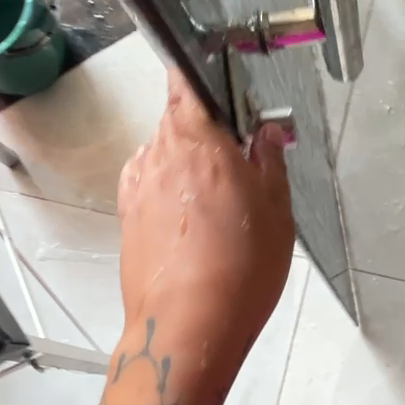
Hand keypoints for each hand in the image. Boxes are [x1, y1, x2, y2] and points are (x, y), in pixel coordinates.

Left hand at [117, 69, 294, 359]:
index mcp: (197, 138)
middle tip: (245, 164)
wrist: (187, 327)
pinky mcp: (127, 219)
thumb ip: (269, 161)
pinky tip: (199, 227)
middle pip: (179, 121)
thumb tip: (264, 133)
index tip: (229, 91)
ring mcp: (136, 187)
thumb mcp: (277, 211)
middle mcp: (157, 154)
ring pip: (166, 157)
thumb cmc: (238, 270)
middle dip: (210, 133)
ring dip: (192, 168)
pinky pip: (153, 189)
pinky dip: (174, 196)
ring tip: (225, 208)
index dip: (205, 77)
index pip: (185, 78)